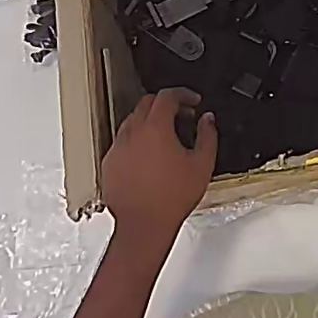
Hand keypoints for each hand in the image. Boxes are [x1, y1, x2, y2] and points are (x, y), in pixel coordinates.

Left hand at [100, 88, 216, 239]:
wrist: (144, 224)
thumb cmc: (172, 198)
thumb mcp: (202, 164)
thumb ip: (208, 135)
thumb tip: (207, 120)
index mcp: (156, 129)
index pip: (167, 96)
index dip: (183, 94)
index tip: (193, 100)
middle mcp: (132, 133)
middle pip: (147, 103)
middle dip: (167, 104)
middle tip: (183, 115)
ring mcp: (118, 148)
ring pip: (133, 121)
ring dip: (151, 121)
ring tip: (168, 137)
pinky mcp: (109, 163)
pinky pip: (123, 141)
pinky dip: (138, 140)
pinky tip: (151, 156)